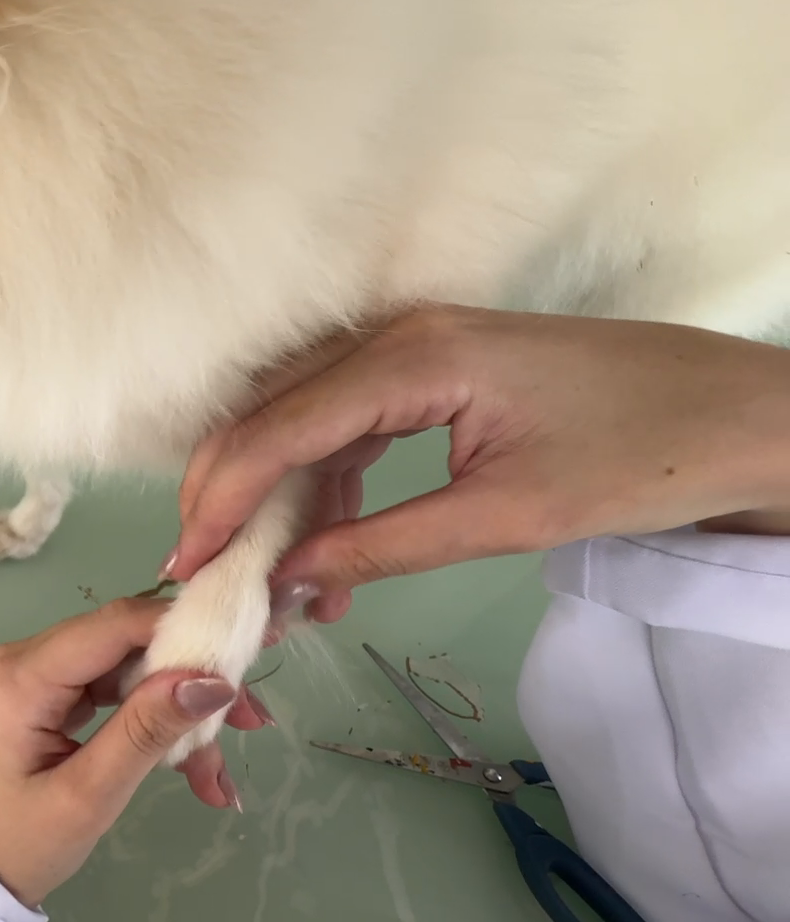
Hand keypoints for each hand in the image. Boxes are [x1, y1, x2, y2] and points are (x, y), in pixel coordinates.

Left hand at [0, 596, 261, 906]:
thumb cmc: (20, 840)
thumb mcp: (89, 795)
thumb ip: (145, 732)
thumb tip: (209, 680)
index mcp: (23, 674)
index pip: (113, 625)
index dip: (181, 630)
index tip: (244, 657)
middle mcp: (27, 657)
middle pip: (125, 642)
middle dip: (189, 681)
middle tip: (251, 724)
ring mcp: (38, 672)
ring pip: (129, 669)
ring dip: (178, 712)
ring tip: (216, 776)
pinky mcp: (52, 691)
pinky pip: (115, 690)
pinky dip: (154, 722)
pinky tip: (192, 767)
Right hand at [170, 306, 789, 615]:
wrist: (762, 413)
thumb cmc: (650, 459)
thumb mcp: (510, 518)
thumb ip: (382, 547)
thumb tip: (286, 583)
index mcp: (410, 360)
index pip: (278, 432)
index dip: (222, 499)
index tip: (189, 560)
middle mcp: (382, 338)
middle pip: (260, 415)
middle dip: (219, 490)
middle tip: (199, 559)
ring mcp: (391, 349)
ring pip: (283, 420)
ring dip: (261, 491)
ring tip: (254, 561)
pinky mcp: (406, 371)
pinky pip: (329, 426)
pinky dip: (311, 484)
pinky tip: (316, 536)